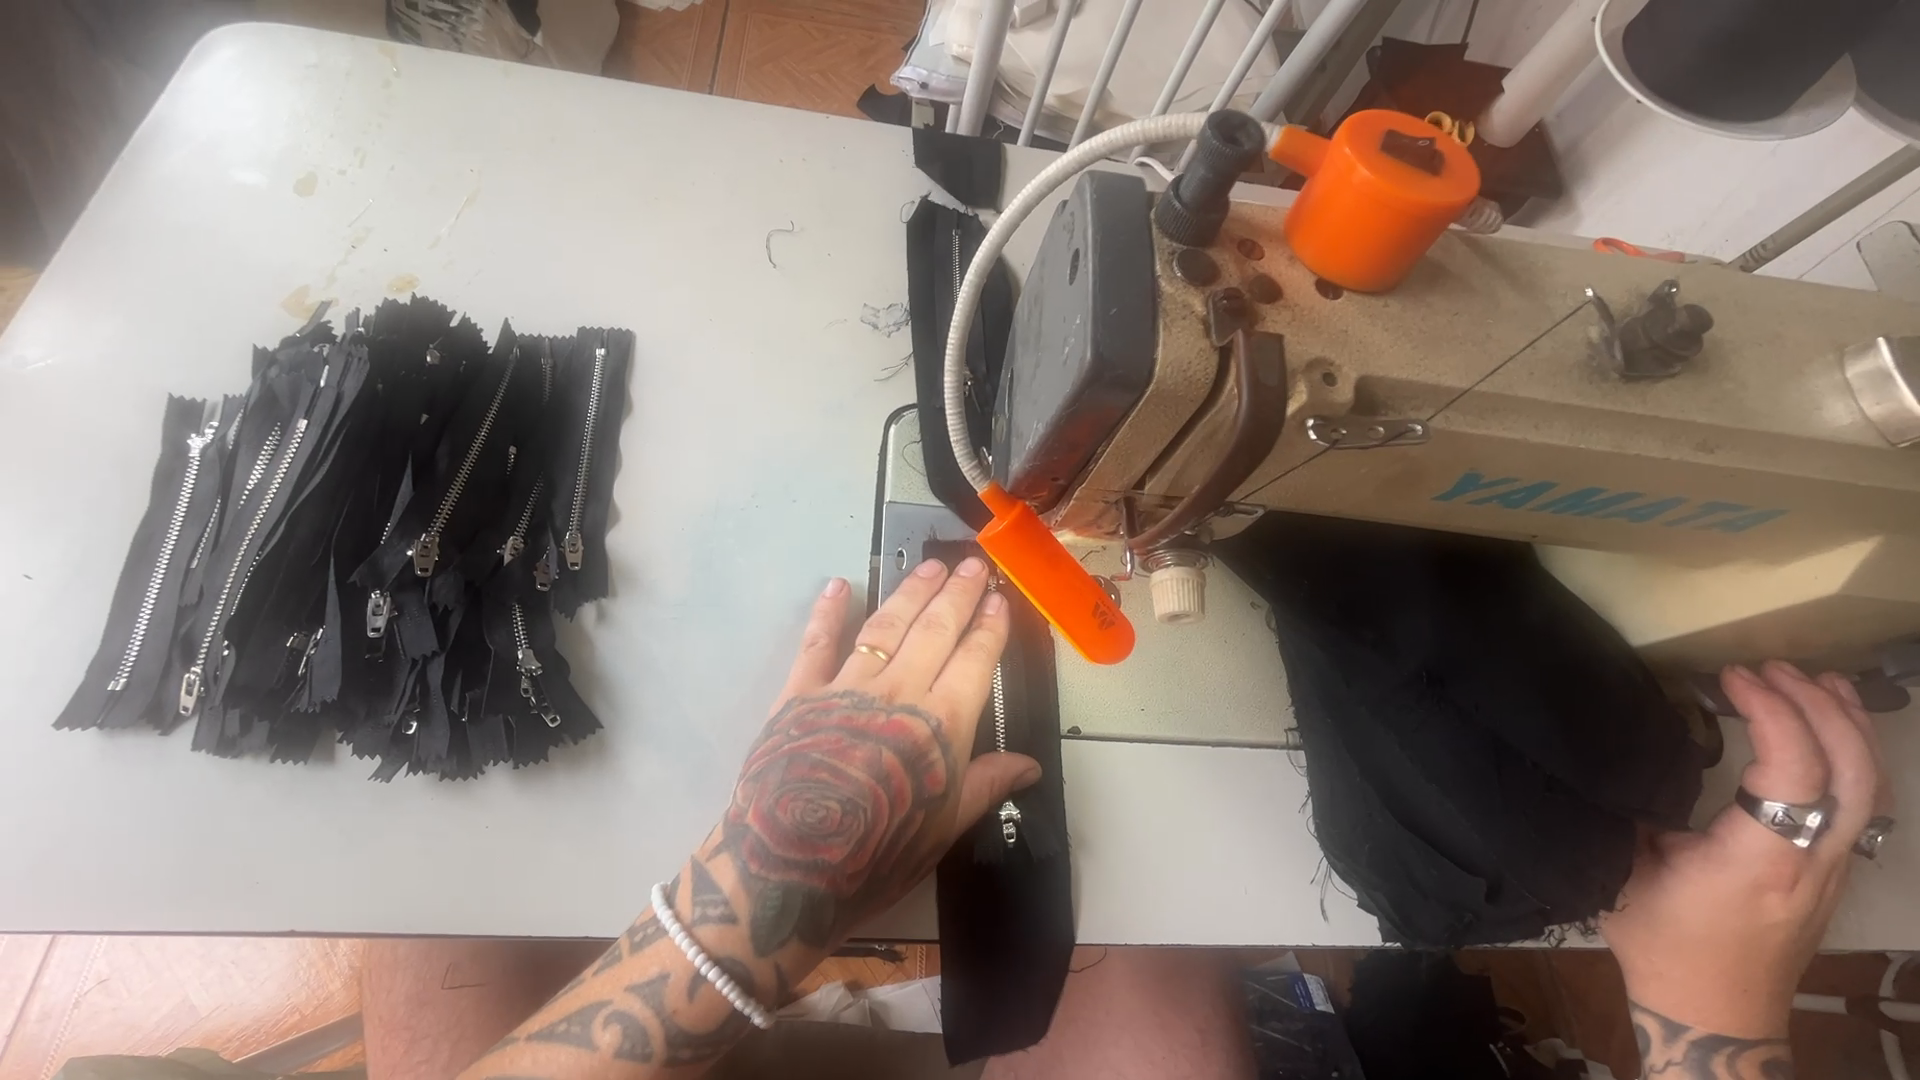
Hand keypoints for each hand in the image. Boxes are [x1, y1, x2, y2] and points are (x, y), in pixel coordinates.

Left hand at [708, 557, 1037, 959]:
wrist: (786, 871)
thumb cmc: (877, 854)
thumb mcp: (944, 827)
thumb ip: (987, 784)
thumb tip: (1031, 765)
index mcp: (942, 722)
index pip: (975, 659)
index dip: (990, 627)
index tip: (1000, 599)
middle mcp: (899, 690)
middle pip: (936, 628)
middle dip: (958, 593)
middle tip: (973, 564)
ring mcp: (846, 685)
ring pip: (886, 624)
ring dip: (911, 591)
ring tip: (931, 566)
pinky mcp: (800, 692)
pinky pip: (817, 643)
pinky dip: (828, 612)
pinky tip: (837, 586)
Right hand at [1601, 661, 1889, 1047]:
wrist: (1714, 1007)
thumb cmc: (1661, 939)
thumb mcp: (1627, 869)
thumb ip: (1636, 811)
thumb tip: (1620, 756)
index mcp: (1758, 859)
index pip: (1794, 775)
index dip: (1772, 715)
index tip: (1731, 676)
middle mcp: (1814, 861)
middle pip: (1854, 775)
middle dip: (1822, 710)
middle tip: (1771, 667)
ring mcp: (1836, 868)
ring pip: (1872, 788)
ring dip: (1847, 728)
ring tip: (1815, 679)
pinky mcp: (1834, 870)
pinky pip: (1862, 802)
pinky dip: (1850, 755)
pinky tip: (1827, 733)